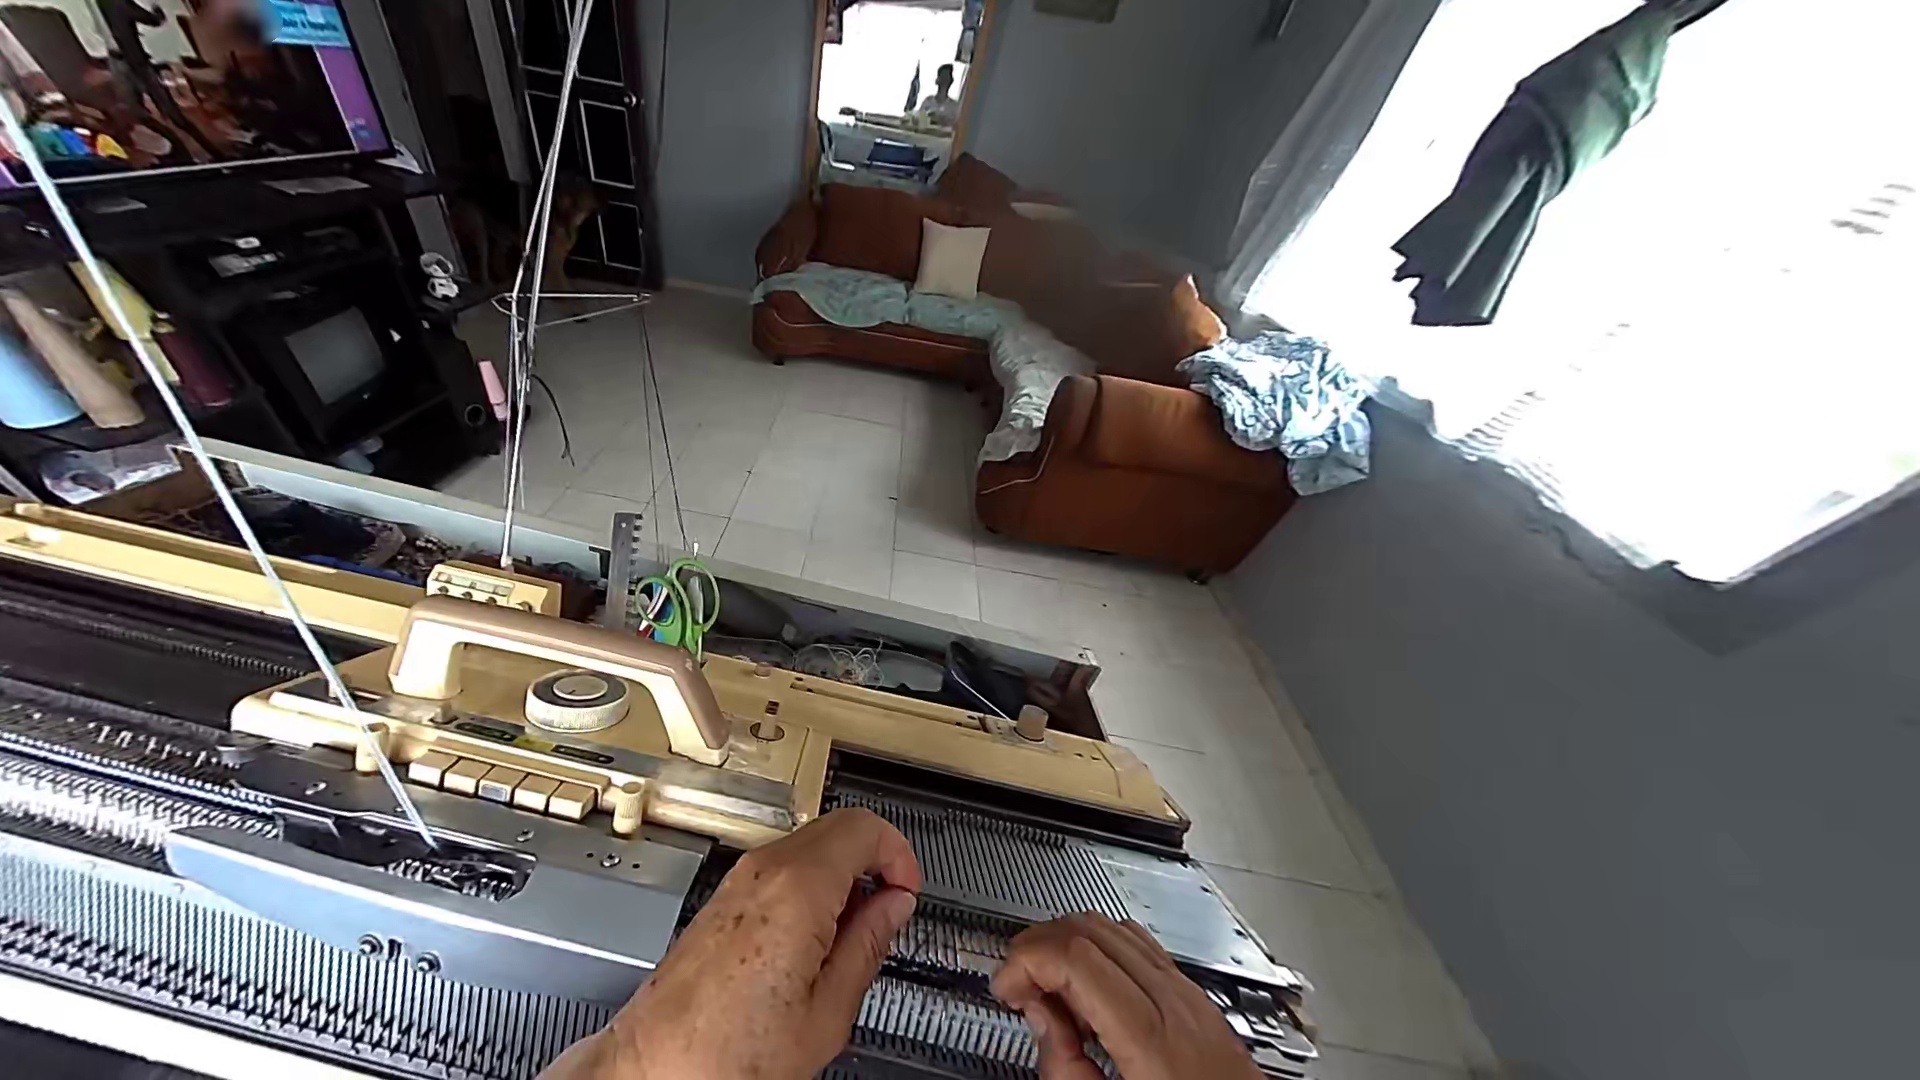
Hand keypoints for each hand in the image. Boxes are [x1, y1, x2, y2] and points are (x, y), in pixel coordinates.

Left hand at [539, 808, 922, 1079]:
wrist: (650, 1073)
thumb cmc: (726, 1058)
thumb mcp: (826, 1013)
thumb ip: (869, 944)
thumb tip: (894, 906)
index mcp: (800, 889)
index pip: (866, 827)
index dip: (898, 852)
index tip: (905, 887)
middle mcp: (768, 869)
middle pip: (842, 824)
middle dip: (875, 857)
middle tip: (888, 904)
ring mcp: (743, 876)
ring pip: (815, 840)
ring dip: (845, 867)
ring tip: (851, 928)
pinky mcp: (727, 892)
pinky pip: (787, 861)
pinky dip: (815, 877)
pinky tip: (815, 931)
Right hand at [992, 913, 1260, 1079]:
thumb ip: (1067, 1069)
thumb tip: (1040, 1015)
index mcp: (1153, 1038)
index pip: (1075, 955)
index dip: (1027, 959)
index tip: (1006, 984)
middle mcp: (1174, 1001)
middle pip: (1088, 928)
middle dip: (1039, 944)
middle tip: (1017, 982)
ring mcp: (1187, 992)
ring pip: (1110, 924)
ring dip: (1066, 941)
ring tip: (1047, 986)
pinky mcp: (1193, 994)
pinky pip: (1136, 942)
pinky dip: (1097, 946)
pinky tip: (1087, 985)